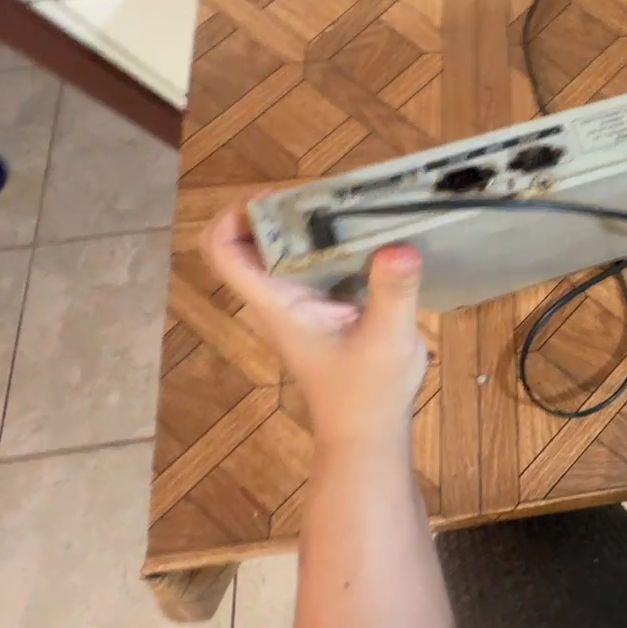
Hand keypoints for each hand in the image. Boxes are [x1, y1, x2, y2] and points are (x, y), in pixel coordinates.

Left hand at [201, 204, 427, 448]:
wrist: (368, 431)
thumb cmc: (368, 391)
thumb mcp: (388, 337)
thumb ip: (393, 291)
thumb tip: (401, 247)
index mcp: (277, 302)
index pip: (225, 250)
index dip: (235, 215)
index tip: (280, 196)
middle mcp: (281, 299)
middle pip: (257, 243)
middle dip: (286, 212)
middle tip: (332, 196)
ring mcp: (303, 307)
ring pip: (290, 254)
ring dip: (313, 229)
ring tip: (354, 210)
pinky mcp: (327, 313)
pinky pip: (319, 269)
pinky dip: (337, 248)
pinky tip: (374, 244)